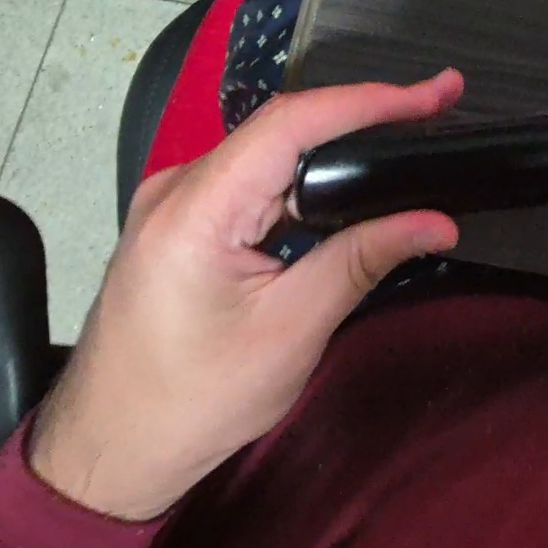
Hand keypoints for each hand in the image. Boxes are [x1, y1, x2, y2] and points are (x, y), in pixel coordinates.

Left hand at [28, 71, 465, 519]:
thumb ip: (364, 260)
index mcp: (196, 209)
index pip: (292, 123)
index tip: (433, 94)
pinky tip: (352, 180)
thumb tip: (439, 222)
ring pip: (274, 151)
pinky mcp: (185, 218)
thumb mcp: (292, 330)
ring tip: (409, 132)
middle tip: (437, 103)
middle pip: (285, 128)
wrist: (108, 453)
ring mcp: (178, 199)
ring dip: (341, 144)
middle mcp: (180, 186)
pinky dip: (310, 176)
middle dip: (366, 113)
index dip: (368, 101)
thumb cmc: (196, 401)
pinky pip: (258, 178)